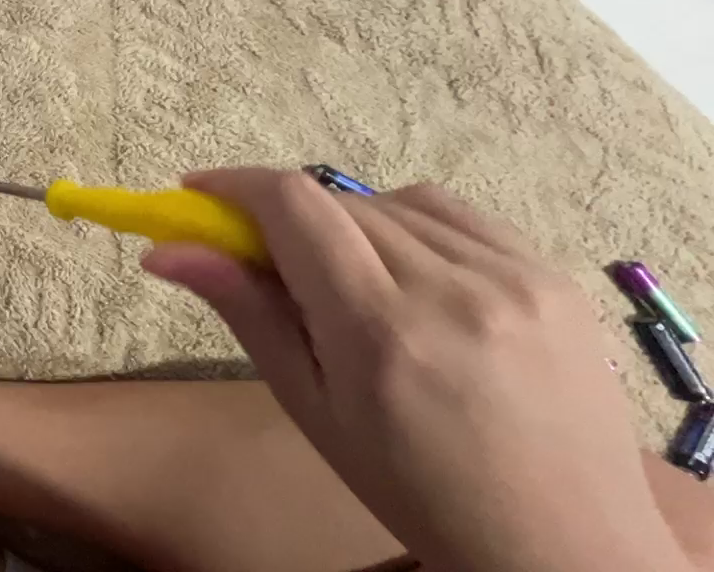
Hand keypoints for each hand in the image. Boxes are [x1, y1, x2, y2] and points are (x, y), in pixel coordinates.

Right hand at [143, 170, 689, 571]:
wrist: (560, 544)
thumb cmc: (406, 481)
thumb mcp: (306, 400)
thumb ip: (242, 308)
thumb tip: (160, 251)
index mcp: (379, 326)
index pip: (294, 205)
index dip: (234, 184)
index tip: (196, 191)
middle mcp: (451, 287)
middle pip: (335, 200)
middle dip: (283, 214)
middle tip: (263, 254)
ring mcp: (515, 276)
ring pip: (388, 200)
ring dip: (342, 220)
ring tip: (342, 272)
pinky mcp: (554, 276)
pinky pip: (451, 212)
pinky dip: (403, 219)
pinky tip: (403, 264)